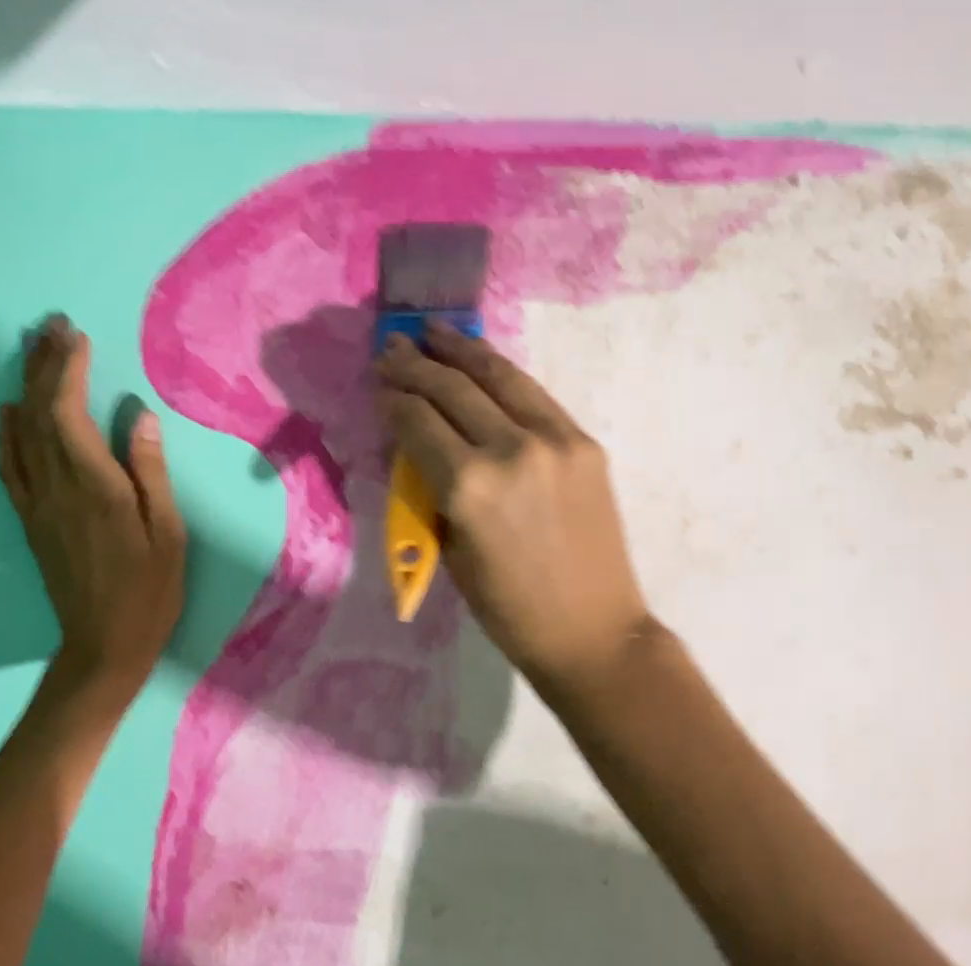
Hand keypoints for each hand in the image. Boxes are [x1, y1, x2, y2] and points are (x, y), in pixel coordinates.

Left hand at [0, 315, 186, 693]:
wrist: (104, 646)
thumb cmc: (149, 592)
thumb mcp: (169, 535)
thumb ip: (151, 473)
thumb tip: (140, 417)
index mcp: (97, 487)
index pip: (69, 412)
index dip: (68, 370)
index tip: (76, 337)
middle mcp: (58, 488)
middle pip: (40, 413)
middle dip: (45, 365)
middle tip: (53, 326)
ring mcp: (38, 504)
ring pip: (22, 433)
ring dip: (26, 387)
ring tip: (33, 350)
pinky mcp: (30, 521)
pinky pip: (9, 469)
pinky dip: (5, 434)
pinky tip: (6, 410)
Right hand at [377, 320, 655, 694]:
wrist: (592, 629)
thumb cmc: (506, 607)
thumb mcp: (449, 551)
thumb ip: (431, 489)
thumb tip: (415, 444)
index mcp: (468, 487)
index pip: (418, 421)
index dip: (392, 398)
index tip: (377, 382)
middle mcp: (510, 450)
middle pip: (452, 389)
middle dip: (415, 364)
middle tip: (392, 346)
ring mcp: (553, 440)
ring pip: (498, 377)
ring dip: (460, 350)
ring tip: (433, 330)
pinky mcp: (583, 441)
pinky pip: (532, 395)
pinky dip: (500, 374)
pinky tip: (481, 361)